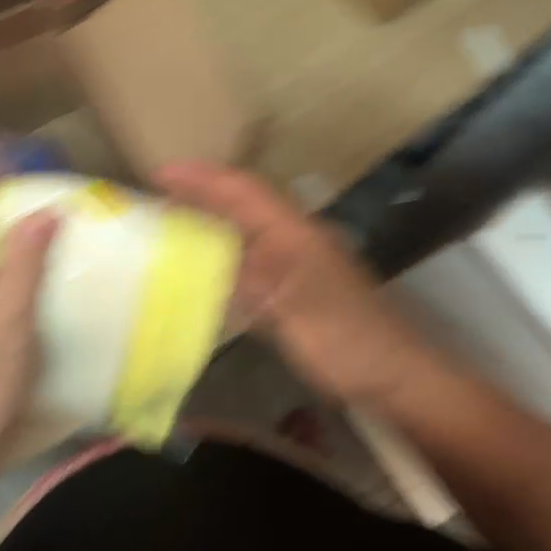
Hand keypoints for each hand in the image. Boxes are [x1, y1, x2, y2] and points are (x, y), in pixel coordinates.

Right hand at [155, 162, 435, 408]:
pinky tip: (202, 274)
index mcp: (295, 233)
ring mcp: (298, 267)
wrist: (395, 376)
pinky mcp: (297, 295)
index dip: (201, 178)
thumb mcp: (292, 306)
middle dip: (200, 194)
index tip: (158, 174)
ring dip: (209, 223)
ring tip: (168, 227)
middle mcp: (295, 240)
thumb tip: (198, 257)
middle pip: (243, 205)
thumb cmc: (346, 338)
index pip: (243, 190)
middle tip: (154, 197)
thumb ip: (245, 277)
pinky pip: (249, 265)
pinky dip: (221, 260)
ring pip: (245, 233)